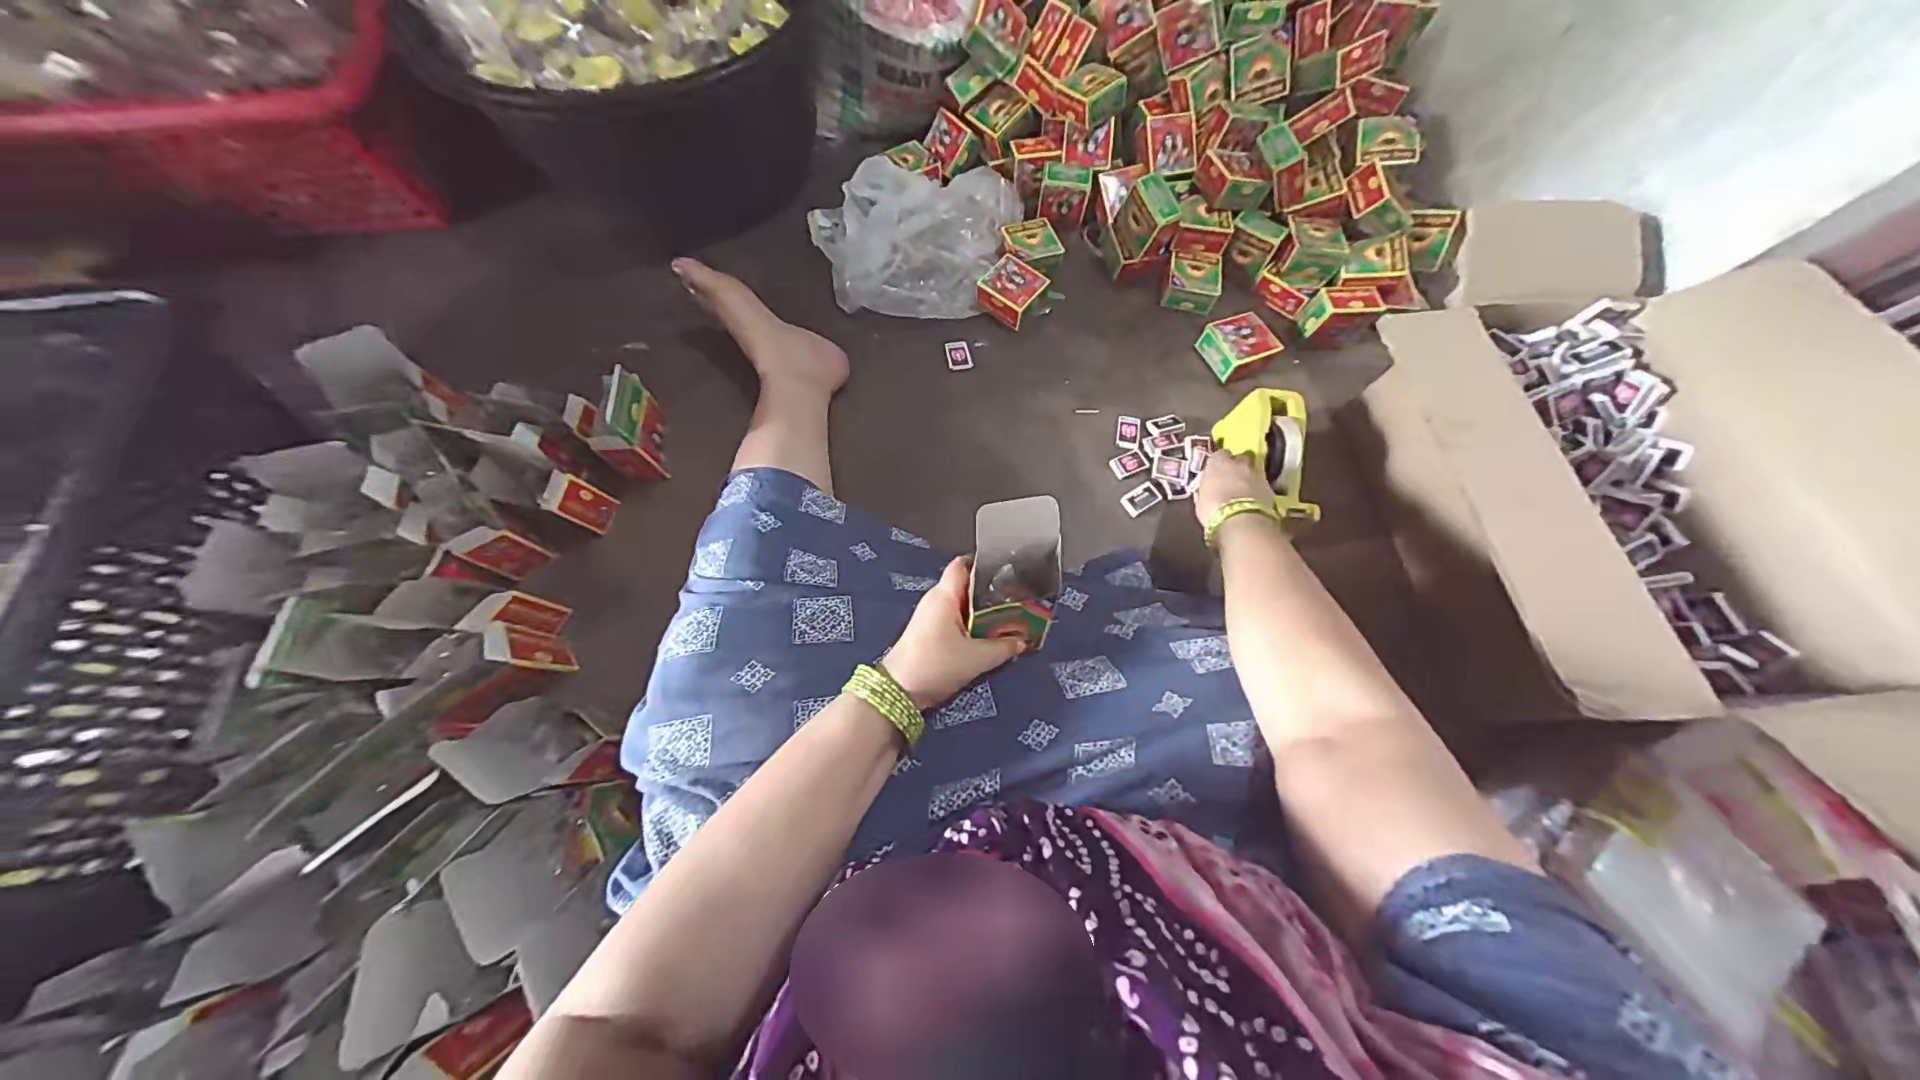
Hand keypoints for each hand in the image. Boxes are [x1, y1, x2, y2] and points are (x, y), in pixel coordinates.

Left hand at [882, 558, 1024, 708]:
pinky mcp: (928, 632)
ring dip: (982, 610)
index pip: (962, 564)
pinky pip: (955, 619)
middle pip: (966, 585)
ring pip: (962, 604)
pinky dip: (971, 623)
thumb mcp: (977, 658)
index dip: (984, 563)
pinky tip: (988, 633)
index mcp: (944, 596)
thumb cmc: (937, 665)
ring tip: (1008, 617)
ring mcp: (930, 616)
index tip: (1008, 571)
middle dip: (990, 591)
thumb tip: (1023, 641)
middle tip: (1017, 599)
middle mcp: (935, 600)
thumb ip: (1004, 647)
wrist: (899, 692)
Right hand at [1193, 450, 1274, 528]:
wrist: (1241, 520)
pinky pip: (1264, 483)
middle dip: (1240, 463)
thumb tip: (1209, 488)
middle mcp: (1239, 463)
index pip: (1220, 454)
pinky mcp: (1270, 487)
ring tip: (1247, 486)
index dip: (1220, 461)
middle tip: (1235, 474)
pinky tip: (1256, 498)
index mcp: (1218, 463)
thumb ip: (1207, 489)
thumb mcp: (1201, 499)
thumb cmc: (1212, 508)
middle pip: (1243, 456)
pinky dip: (1260, 487)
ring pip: (1256, 467)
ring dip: (1251, 474)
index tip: (1218, 469)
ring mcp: (1257, 473)